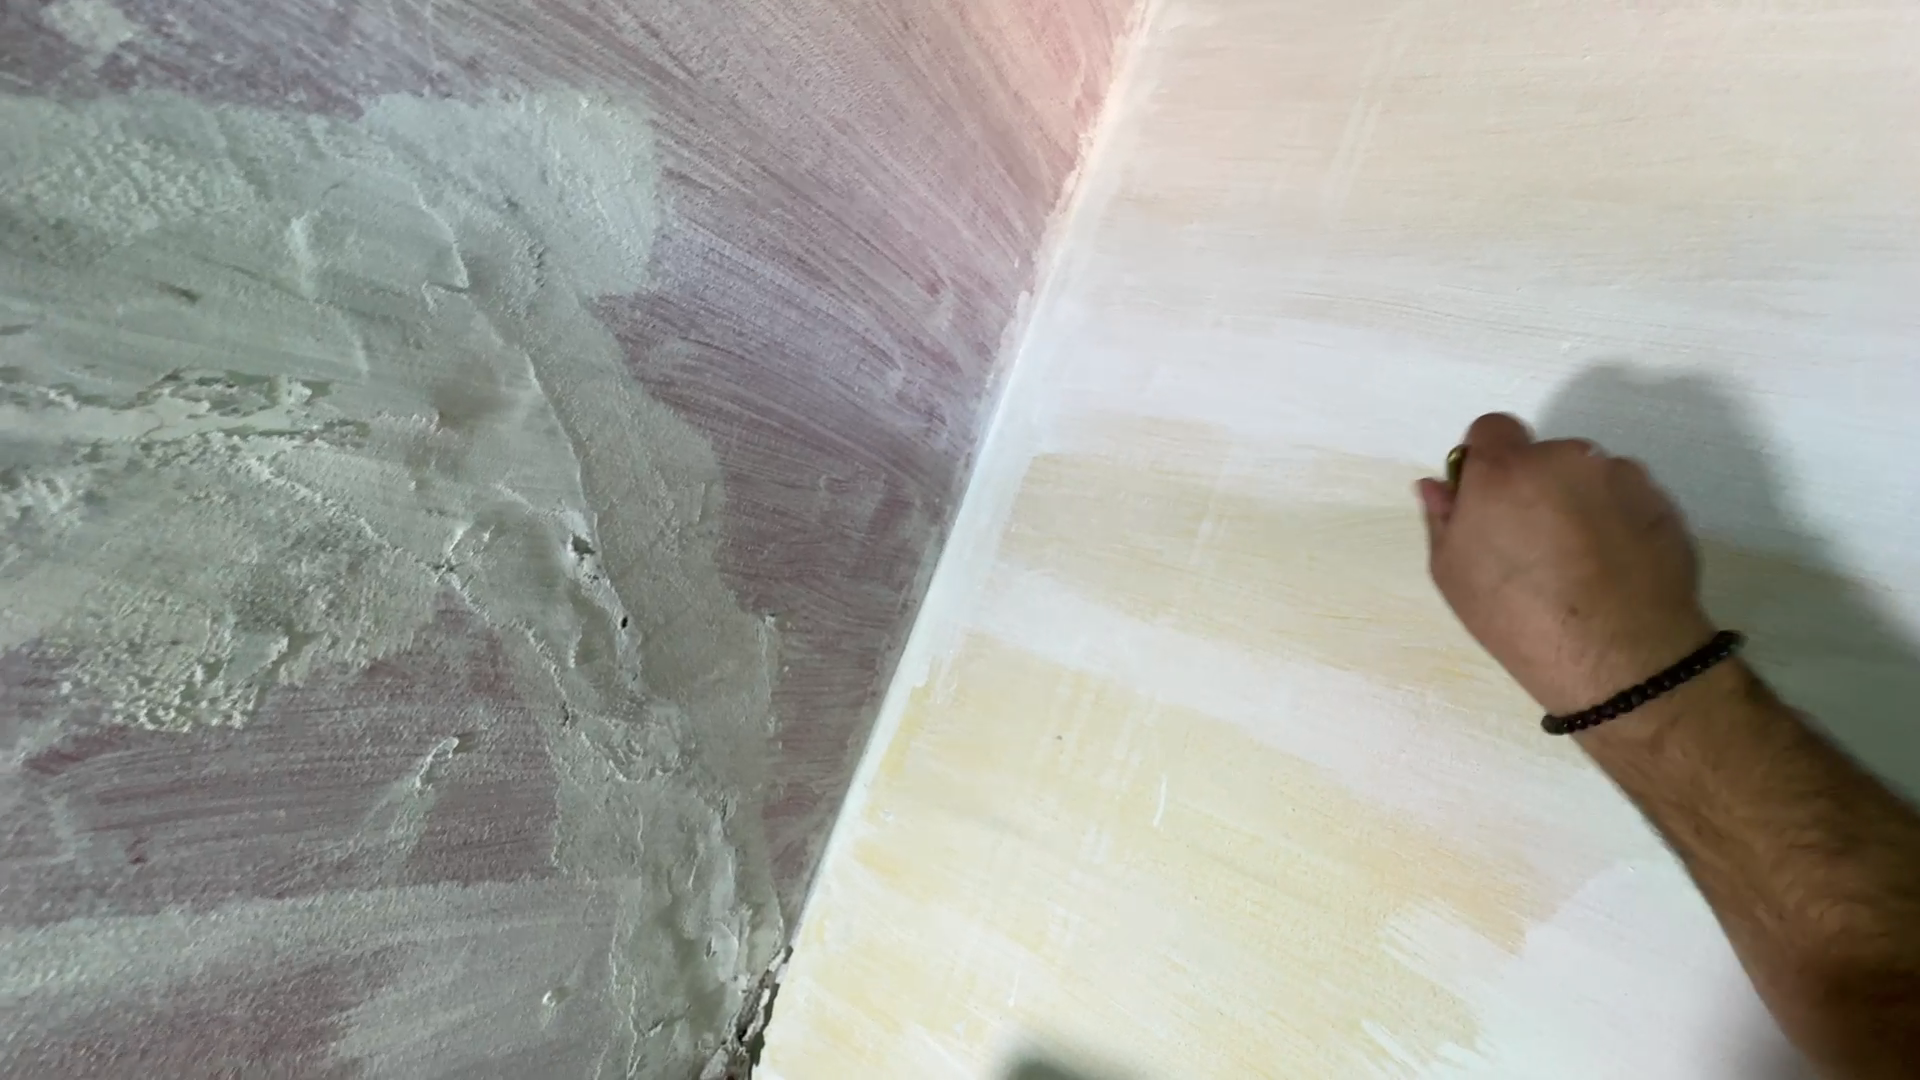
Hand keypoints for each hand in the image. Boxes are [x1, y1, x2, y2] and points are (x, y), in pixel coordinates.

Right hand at [1418, 413, 1716, 715]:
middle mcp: (1566, 458)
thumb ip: (1444, 516)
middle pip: (1539, 454)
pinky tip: (1605, 564)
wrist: (1617, 654)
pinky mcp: (1664, 502)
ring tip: (1571, 556)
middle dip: (1529, 483)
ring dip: (1572, 499)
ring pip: (1583, 475)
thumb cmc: (1512, 611)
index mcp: (1506, 469)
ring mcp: (1621, 477)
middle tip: (1524, 537)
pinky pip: (1621, 497)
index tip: (1483, 498)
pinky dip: (1610, 518)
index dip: (1483, 459)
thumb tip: (1439, 485)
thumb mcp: (1451, 568)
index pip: (1490, 428)